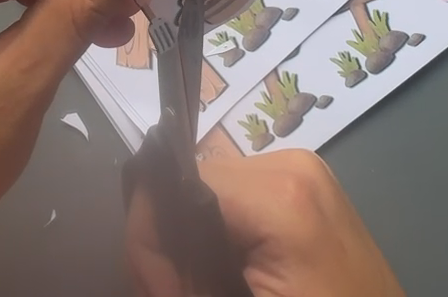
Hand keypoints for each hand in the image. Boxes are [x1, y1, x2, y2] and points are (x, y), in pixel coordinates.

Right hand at [126, 150, 404, 296]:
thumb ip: (186, 266)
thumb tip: (142, 250)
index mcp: (280, 194)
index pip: (173, 187)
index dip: (149, 240)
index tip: (156, 292)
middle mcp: (288, 162)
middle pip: (187, 183)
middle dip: (167, 241)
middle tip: (169, 291)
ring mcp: (301, 169)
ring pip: (206, 187)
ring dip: (189, 235)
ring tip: (195, 283)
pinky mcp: (305, 183)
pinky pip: (236, 194)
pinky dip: (218, 229)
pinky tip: (225, 268)